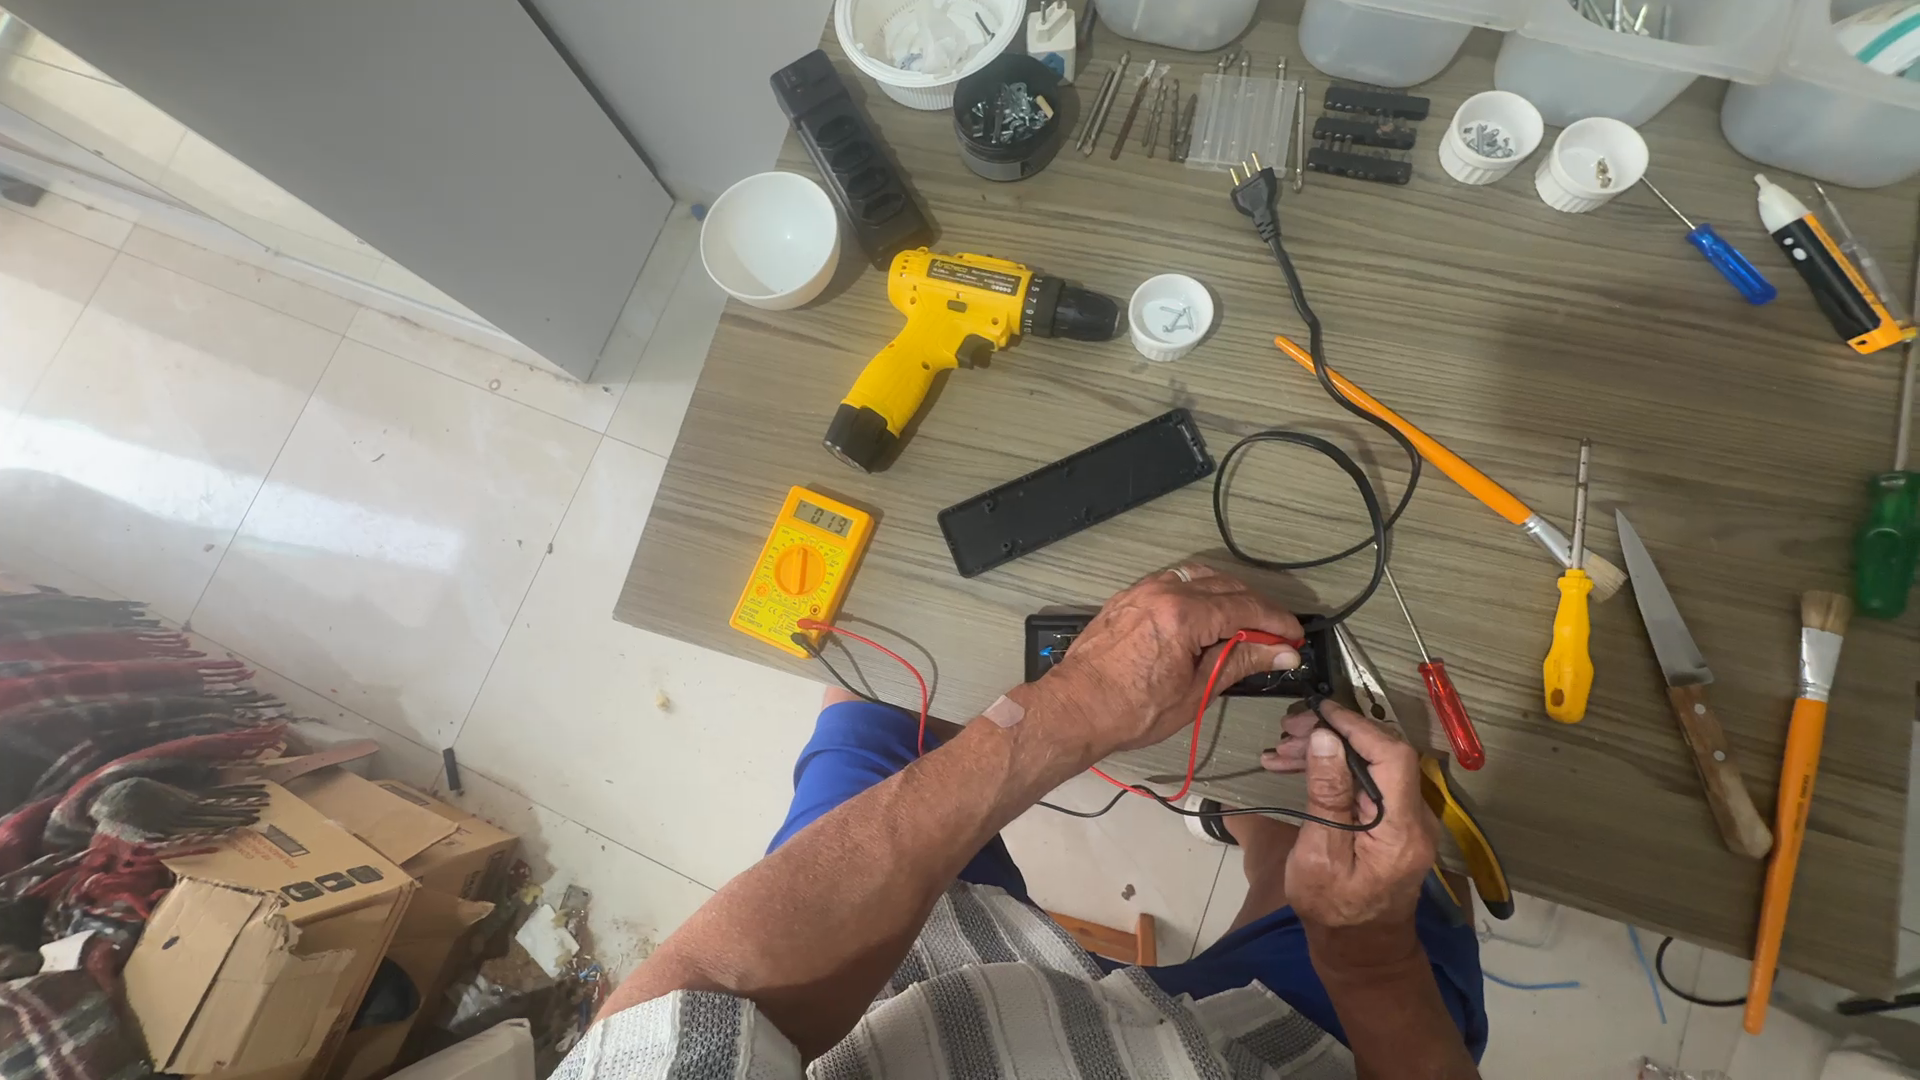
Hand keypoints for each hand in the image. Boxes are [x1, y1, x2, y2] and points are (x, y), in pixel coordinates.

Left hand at [1038, 565, 1302, 758]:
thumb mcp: (1195, 692)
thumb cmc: (1129, 709)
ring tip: (1243, 624)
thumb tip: (1279, 653)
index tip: (1292, 637)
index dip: (1276, 622)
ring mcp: (1141, 592)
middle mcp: (1162, 593)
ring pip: (1198, 578)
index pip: (1246, 608)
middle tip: (1273, 635)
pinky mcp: (1127, 598)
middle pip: (1225, 587)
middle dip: (1256, 609)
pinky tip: (1203, 614)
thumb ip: (1239, 663)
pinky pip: (1171, 583)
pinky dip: (1195, 592)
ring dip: (1226, 594)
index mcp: (1183, 616)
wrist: (1076, 709)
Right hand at [1279, 703, 1435, 955]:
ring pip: (1368, 763)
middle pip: (1380, 754)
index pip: (1392, 756)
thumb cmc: (1333, 909)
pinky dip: (1329, 767)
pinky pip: (1363, 779)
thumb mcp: (1319, 854)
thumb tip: (1325, 738)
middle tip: (1287, 728)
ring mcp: (1404, 818)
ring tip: (1280, 748)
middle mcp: (1413, 818)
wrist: (1359, 950)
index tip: (1317, 710)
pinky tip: (1293, 764)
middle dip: (1332, 733)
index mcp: (1401, 828)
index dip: (1356, 725)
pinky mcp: (1390, 821)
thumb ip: (1326, 795)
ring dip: (1324, 749)